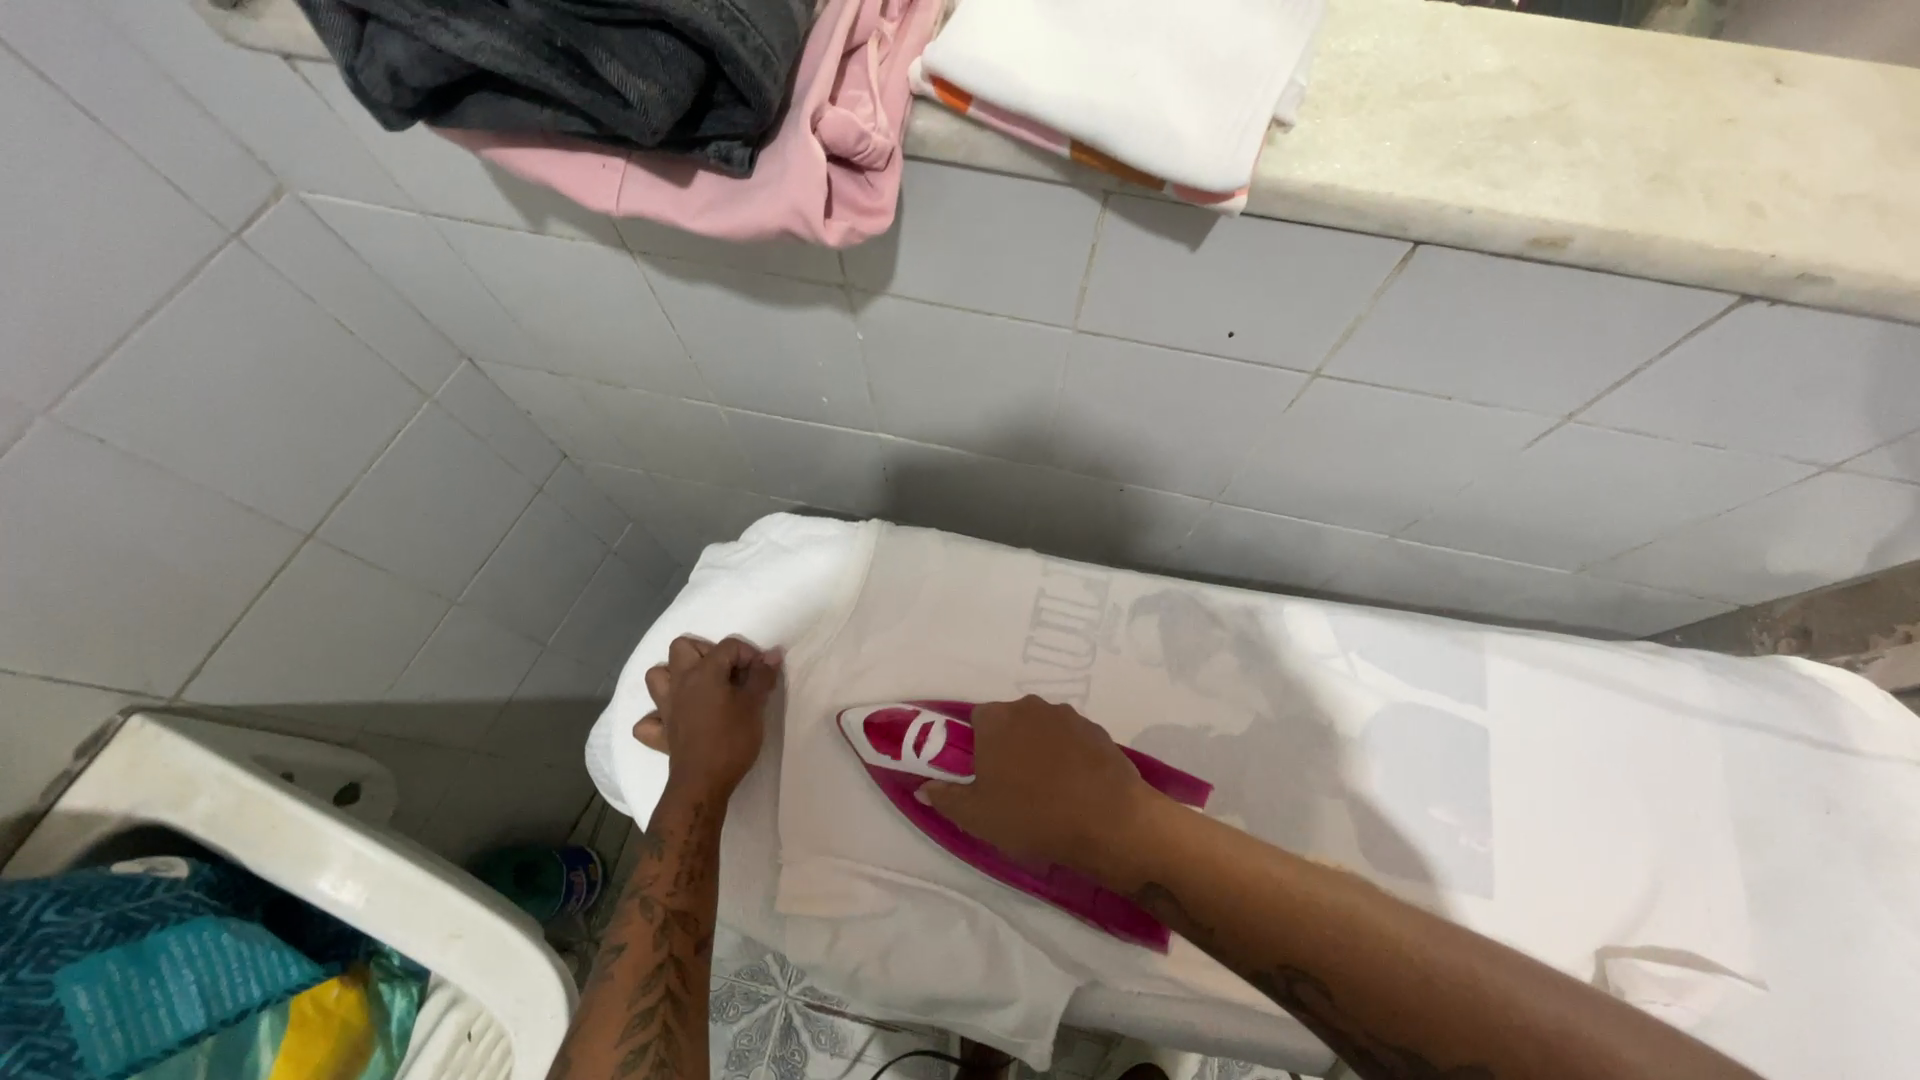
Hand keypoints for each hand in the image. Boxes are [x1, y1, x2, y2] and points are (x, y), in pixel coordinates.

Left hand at [630, 635, 781, 800]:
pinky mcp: (661, 732)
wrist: (704, 782)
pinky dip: (658, 716)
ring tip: (699, 688)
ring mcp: (665, 707)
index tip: (762, 673)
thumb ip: (762, 676)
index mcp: (703, 672)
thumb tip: (772, 654)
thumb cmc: (732, 739)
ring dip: (675, 676)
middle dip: (706, 652)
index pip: (728, 646)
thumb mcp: (755, 705)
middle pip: (682, 647)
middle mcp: (679, 683)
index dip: (749, 654)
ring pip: (657, 676)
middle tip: (729, 673)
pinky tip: (674, 720)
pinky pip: (649, 719)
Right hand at [921, 696, 1167, 888]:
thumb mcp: (976, 816)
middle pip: (1011, 722)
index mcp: (996, 719)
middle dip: (1009, 746)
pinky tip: (1076, 789)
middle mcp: (1031, 707)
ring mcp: (1069, 716)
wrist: (1107, 821)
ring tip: (1048, 791)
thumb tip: (924, 788)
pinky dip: (1070, 758)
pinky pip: (1073, 741)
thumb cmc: (1031, 815)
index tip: (983, 775)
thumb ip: (945, 797)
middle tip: (1012, 786)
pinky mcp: (1098, 731)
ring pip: (1043, 730)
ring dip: (1041, 750)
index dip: (977, 746)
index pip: (977, 720)